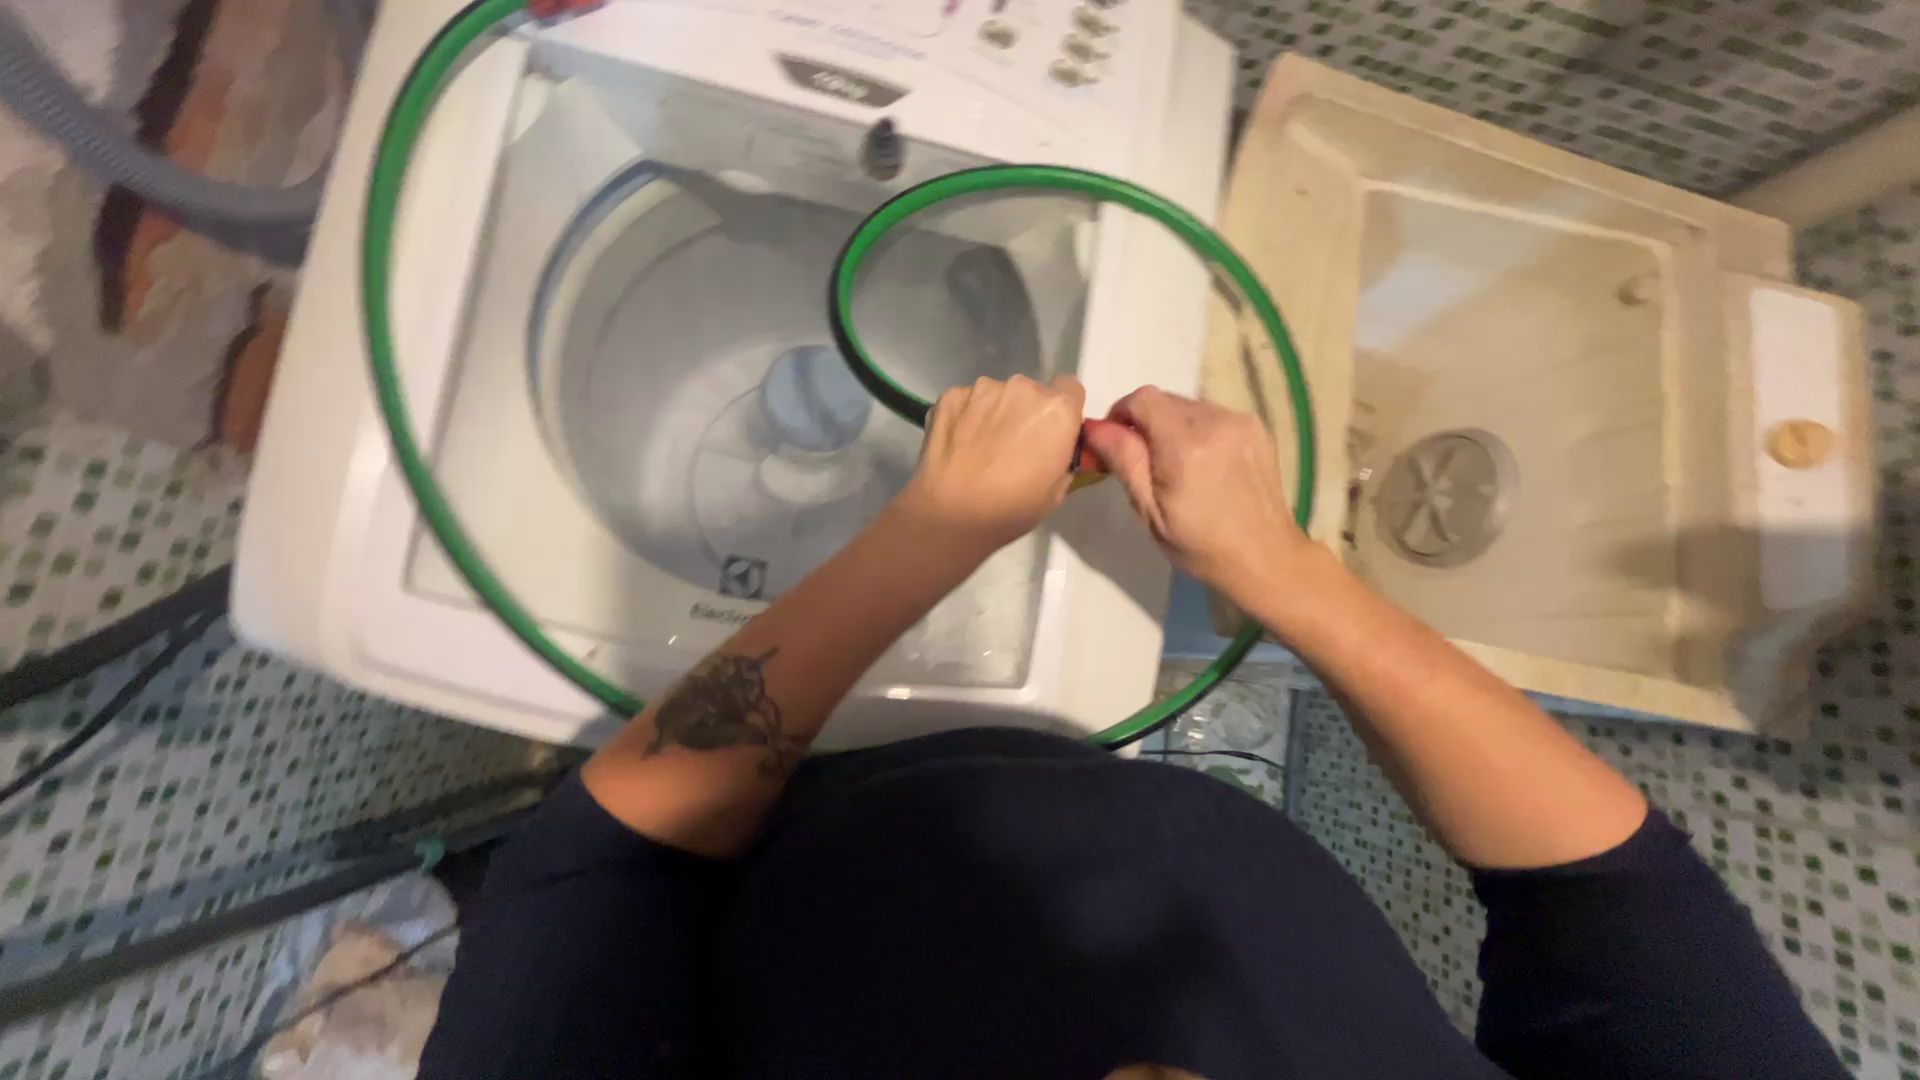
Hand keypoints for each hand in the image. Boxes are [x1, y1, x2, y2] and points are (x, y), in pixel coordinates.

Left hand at [899, 374, 1086, 549]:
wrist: (951, 514)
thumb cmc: (1012, 508)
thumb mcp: (1057, 490)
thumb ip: (1061, 455)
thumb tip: (1052, 448)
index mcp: (1057, 410)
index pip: (1070, 390)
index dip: (1061, 412)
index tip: (1050, 433)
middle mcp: (1023, 388)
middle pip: (1031, 392)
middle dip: (1026, 412)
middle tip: (1013, 447)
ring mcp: (983, 389)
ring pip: (997, 395)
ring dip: (994, 413)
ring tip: (980, 448)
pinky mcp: (950, 396)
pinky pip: (966, 401)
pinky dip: (965, 417)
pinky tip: (957, 445)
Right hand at [1083, 386, 1314, 595]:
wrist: (1264, 556)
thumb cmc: (1199, 544)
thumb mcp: (1149, 512)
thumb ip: (1124, 462)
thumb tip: (1096, 428)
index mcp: (1184, 447)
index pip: (1143, 399)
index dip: (1122, 411)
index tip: (1115, 439)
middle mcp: (1215, 424)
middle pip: (1165, 399)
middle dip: (1146, 422)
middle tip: (1144, 459)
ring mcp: (1241, 422)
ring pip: (1189, 405)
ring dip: (1172, 424)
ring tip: (1176, 464)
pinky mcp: (1257, 426)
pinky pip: (1214, 414)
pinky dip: (1199, 429)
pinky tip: (1204, 462)